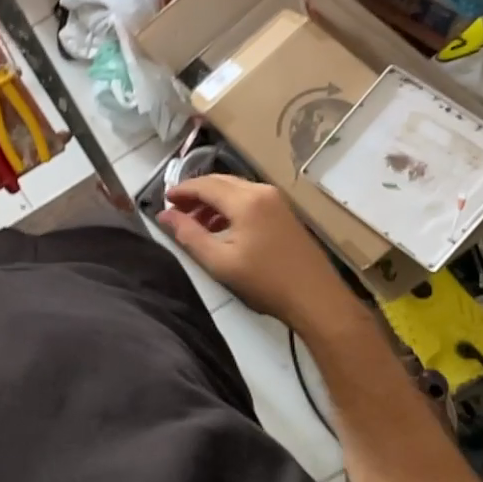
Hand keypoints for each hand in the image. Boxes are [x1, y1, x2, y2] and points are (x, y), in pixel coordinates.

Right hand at [158, 175, 366, 335]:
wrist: (318, 300)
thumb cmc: (266, 282)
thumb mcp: (220, 262)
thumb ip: (188, 235)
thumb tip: (164, 215)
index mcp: (245, 201)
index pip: (204, 185)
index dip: (181, 191)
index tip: (164, 201)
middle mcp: (261, 191)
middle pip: (220, 182)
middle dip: (196, 193)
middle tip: (176, 211)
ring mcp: (276, 200)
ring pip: (234, 188)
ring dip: (213, 200)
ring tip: (196, 222)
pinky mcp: (284, 211)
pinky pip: (249, 197)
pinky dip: (230, 205)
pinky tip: (222, 226)